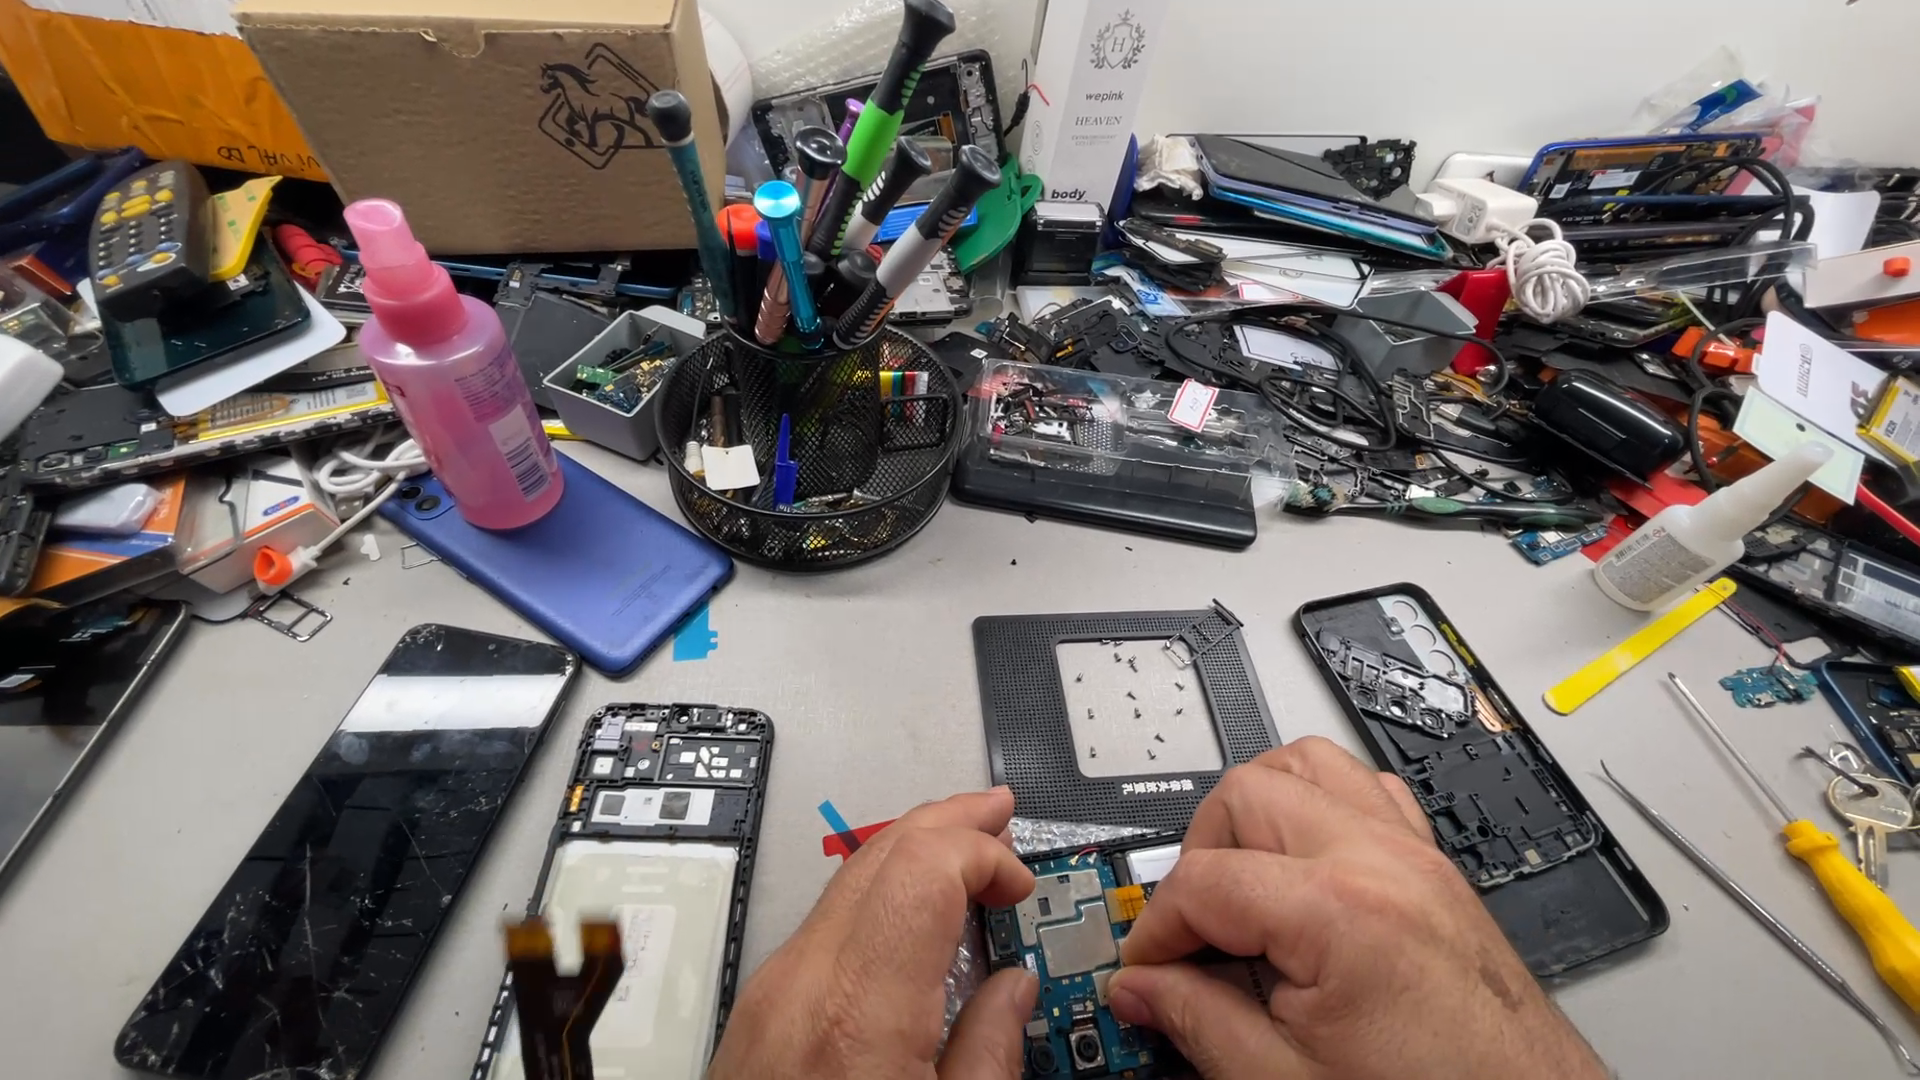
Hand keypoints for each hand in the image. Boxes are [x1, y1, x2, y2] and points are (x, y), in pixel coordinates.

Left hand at [708, 787, 1039, 1079]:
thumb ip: (988, 1055)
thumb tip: (1011, 987)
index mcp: (859, 1012)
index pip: (922, 866)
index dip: (979, 852)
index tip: (1018, 881)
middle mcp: (807, 977)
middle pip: (885, 850)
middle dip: (951, 820)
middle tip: (998, 811)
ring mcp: (776, 982)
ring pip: (857, 869)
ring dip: (920, 843)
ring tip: (968, 840)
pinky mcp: (766, 997)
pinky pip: (837, 909)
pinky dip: (889, 883)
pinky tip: (920, 898)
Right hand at [1106, 737, 1608, 1079]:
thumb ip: (1197, 1023)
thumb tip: (1138, 987)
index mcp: (1342, 914)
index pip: (1204, 881)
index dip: (1159, 928)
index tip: (1148, 966)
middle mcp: (1380, 860)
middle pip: (1244, 794)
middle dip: (1199, 856)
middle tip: (1196, 926)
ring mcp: (1412, 853)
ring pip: (1304, 763)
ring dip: (1255, 808)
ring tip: (1242, 874)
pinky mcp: (1433, 864)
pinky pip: (1364, 785)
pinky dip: (1318, 801)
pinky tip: (1305, 858)